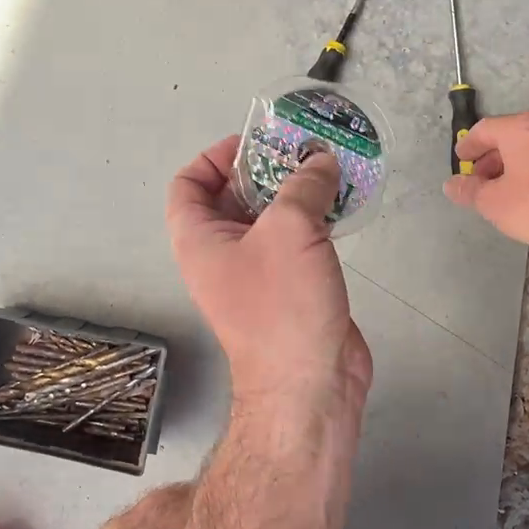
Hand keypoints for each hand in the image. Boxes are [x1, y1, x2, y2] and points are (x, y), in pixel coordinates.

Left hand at [166, 135, 372, 421]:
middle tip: (302, 149)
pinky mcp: (290, 288)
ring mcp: (256, 274)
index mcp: (199, 240)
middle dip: (264, 169)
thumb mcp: (290, 230)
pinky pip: (295, 242)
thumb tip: (319, 160)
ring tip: (328, 168)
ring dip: (294, 193)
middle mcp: (221, 254)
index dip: (213, 158)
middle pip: (231, 198)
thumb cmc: (283, 305)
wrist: (309, 385)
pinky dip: (313, 220)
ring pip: (268, 220)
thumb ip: (303, 185)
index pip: (187, 185)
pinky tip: (341, 204)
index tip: (253, 143)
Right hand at [442, 113, 528, 263]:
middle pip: (513, 135)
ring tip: (511, 187)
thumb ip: (469, 191)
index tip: (462, 159)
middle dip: (494, 156)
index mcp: (521, 129)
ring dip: (520, 162)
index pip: (485, 129)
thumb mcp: (494, 204)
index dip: (469, 145)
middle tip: (483, 178)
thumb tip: (452, 184)